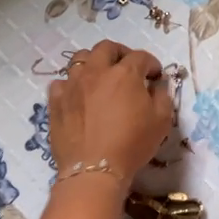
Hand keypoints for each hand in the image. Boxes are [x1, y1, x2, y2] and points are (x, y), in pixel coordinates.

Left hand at [47, 40, 170, 183]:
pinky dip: (71, 85)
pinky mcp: (56, 101)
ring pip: (80, 59)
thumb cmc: (131, 145)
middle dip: (120, 53)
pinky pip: (61, 83)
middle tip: (127, 68)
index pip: (141, 56)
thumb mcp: (161, 121)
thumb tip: (157, 85)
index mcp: (125, 73)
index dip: (151, 64)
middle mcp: (97, 71)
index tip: (155, 76)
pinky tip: (78, 96)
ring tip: (100, 77)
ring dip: (93, 63)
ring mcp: (73, 85)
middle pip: (107, 48)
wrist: (93, 171)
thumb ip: (163, 96)